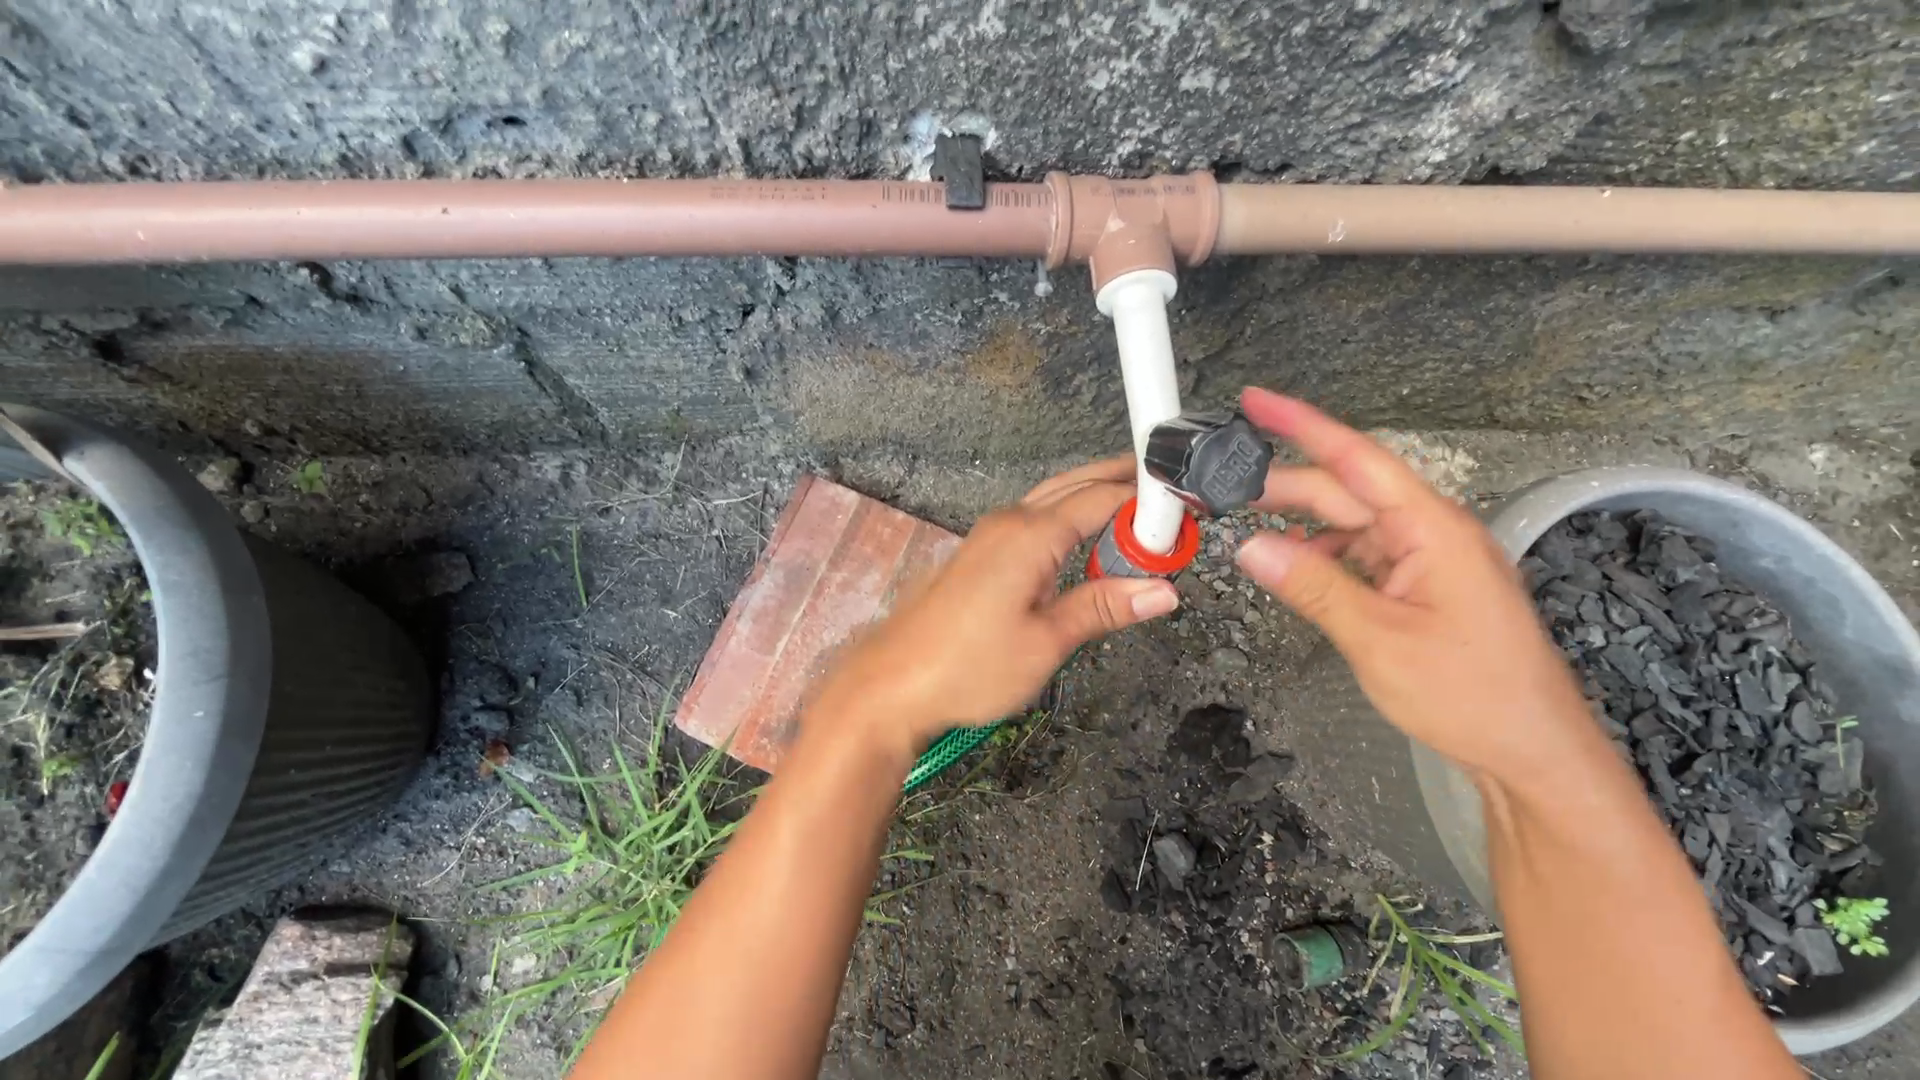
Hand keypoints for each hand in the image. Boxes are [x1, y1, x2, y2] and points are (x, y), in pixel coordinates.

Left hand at [809, 458, 1180, 759]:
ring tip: (1135, 515)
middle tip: (1166, 492)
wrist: (892, 684)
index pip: (1102, 498)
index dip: (1146, 501)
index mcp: (1029, 536)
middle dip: (1122, 482)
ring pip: (1052, 499)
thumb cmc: (964, 668)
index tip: (1184, 510)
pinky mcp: (980, 554)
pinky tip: (1083, 544)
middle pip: (1076, 484)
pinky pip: (1033, 520)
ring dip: (1094, 499)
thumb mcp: (1047, 642)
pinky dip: (1067, 519)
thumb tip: (1161, 591)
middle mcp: (1008, 523)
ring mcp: (989, 536)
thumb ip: (1103, 607)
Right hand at [1231, 387, 1596, 781]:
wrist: (1532, 752)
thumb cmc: (1473, 696)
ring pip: (1352, 526)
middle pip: (1347, 492)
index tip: (1257, 402)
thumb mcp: (1377, 638)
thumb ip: (1312, 586)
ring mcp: (1430, 562)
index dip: (1303, 425)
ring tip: (1250, 528)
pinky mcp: (1425, 588)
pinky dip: (1325, 558)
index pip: (1358, 459)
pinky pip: (1365, 556)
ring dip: (1302, 525)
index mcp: (1433, 530)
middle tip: (1224, 486)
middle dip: (1284, 485)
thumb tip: (1252, 547)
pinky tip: (1296, 569)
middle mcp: (1433, 534)